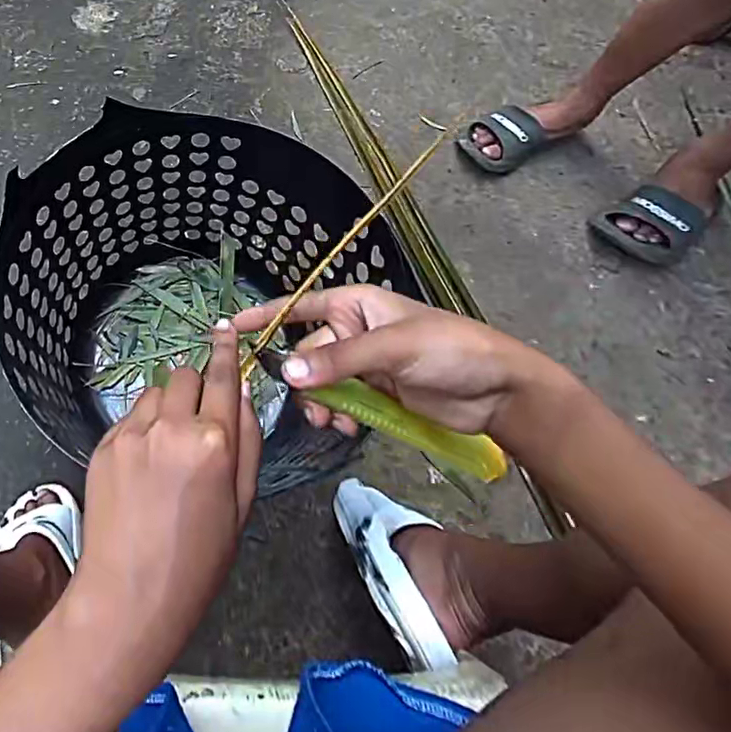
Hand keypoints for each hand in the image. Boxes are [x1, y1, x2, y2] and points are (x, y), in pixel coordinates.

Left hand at [68, 322, 258, 671]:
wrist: (129, 594)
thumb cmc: (198, 560)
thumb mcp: (241, 504)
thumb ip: (247, 441)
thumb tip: (243, 391)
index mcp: (212, 441)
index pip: (222, 378)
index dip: (226, 350)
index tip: (224, 329)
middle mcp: (170, 426)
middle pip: (184, 375)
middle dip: (195, 385)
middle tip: (198, 416)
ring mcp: (131, 432)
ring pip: (154, 392)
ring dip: (167, 403)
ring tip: (170, 445)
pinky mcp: (104, 444)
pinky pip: (129, 416)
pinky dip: (143, 424)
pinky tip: (145, 462)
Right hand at [230, 284, 562, 438]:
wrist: (498, 392)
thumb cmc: (450, 349)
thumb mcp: (393, 348)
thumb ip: (339, 360)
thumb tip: (288, 374)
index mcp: (355, 305)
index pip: (299, 306)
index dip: (266, 316)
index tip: (232, 327)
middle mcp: (352, 330)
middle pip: (306, 354)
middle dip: (304, 381)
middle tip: (315, 407)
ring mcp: (362, 363)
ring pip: (319, 382)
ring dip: (321, 403)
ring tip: (335, 422)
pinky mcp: (373, 391)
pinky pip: (339, 401)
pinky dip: (338, 415)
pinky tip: (351, 427)